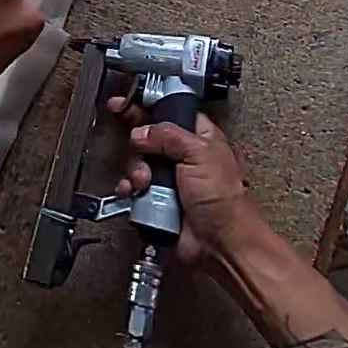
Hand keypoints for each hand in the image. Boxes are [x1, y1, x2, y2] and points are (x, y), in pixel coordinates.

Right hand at [108, 99, 257, 264]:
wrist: (219, 243)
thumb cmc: (223, 200)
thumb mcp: (199, 154)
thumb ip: (168, 135)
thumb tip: (141, 131)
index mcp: (199, 136)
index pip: (169, 110)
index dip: (146, 105)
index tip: (124, 103)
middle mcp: (182, 155)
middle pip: (147, 137)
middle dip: (138, 145)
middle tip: (138, 148)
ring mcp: (169, 178)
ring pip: (138, 162)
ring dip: (135, 170)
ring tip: (144, 181)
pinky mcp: (157, 199)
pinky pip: (134, 187)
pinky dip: (129, 188)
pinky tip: (133, 192)